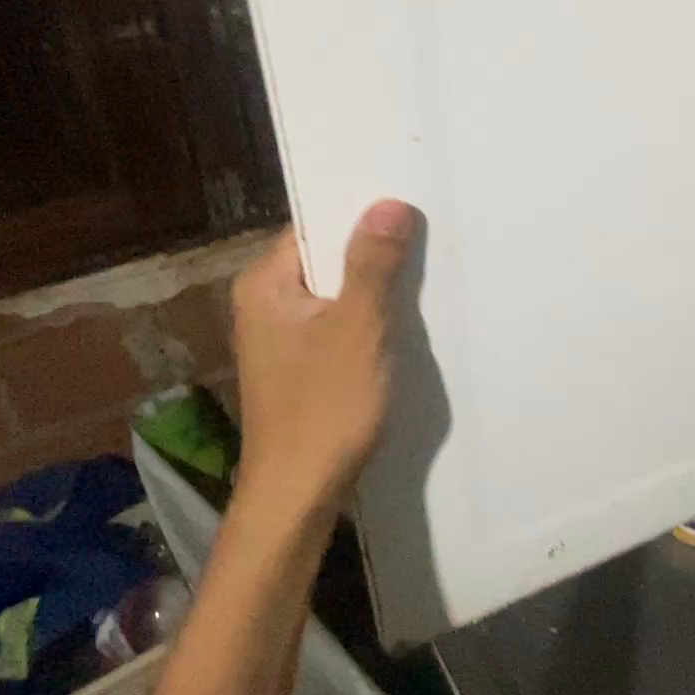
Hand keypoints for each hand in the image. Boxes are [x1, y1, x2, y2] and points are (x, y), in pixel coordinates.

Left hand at [230, 200, 416, 513]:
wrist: (300, 492)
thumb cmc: (325, 406)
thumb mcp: (358, 327)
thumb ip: (372, 263)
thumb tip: (388, 204)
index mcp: (265, 285)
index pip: (314, 225)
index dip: (360, 213)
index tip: (409, 202)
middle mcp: (267, 302)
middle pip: (329, 256)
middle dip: (376, 247)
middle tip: (430, 232)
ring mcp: (284, 334)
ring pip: (340, 289)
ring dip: (379, 282)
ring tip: (427, 268)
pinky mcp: (304, 361)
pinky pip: (342, 318)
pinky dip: (372, 313)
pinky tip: (406, 316)